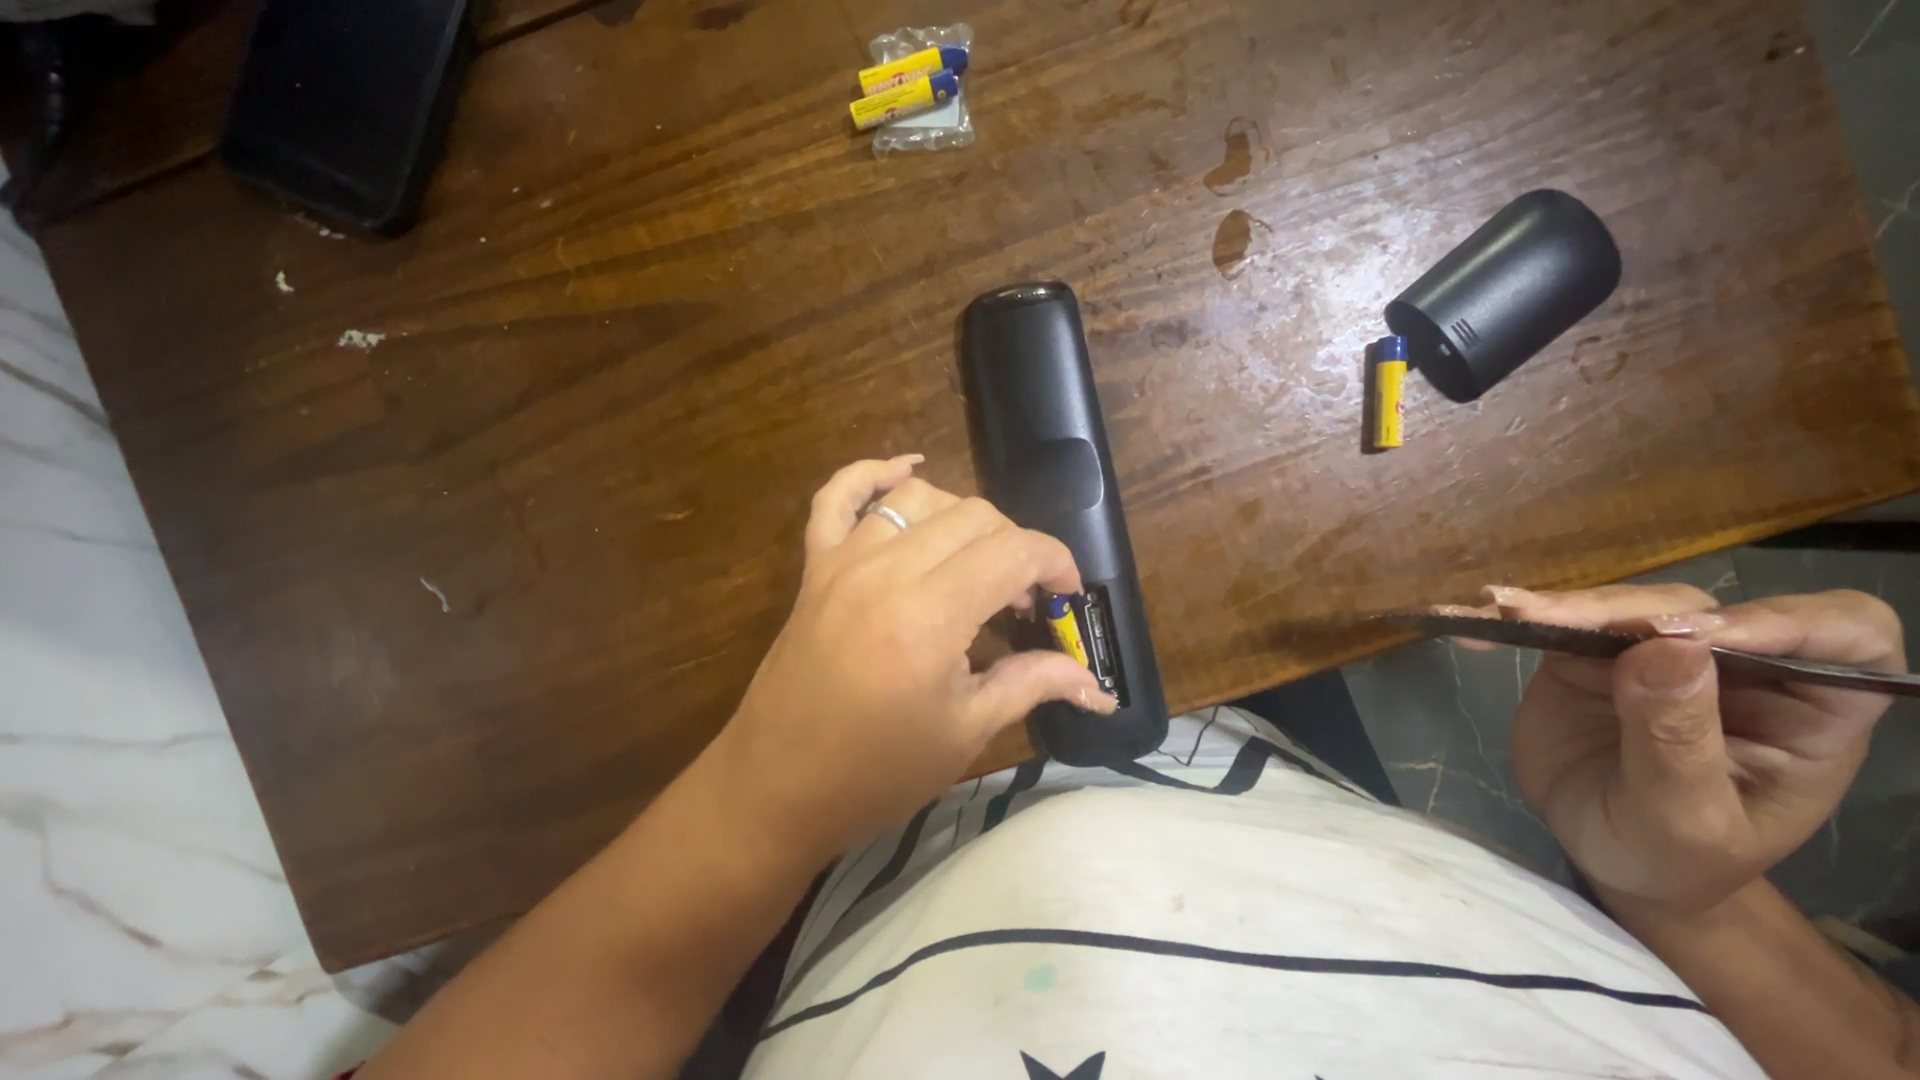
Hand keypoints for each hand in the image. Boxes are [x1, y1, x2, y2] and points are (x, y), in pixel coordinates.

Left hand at [706, 456, 1114, 861]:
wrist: (777, 787)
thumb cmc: (877, 773)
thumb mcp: (965, 732)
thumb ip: (1031, 685)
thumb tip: (1097, 682)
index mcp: (930, 614)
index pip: (1015, 550)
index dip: (1056, 563)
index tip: (1067, 597)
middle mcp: (887, 569)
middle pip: (974, 516)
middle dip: (1016, 547)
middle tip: (1024, 601)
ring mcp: (844, 561)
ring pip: (919, 498)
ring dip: (962, 518)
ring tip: (976, 565)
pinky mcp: (814, 567)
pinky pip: (838, 496)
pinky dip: (872, 474)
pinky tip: (905, 472)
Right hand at [1460, 584, 1903, 914]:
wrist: (1603, 858)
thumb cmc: (1673, 857)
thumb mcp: (1685, 819)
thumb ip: (1678, 740)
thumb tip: (1668, 649)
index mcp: (1806, 709)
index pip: (1842, 635)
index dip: (1785, 621)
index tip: (1698, 637)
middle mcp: (1740, 668)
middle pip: (1702, 609)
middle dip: (1631, 613)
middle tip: (1556, 623)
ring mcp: (1657, 658)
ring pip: (1625, 607)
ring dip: (1564, 606)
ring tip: (1500, 614)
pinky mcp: (1589, 656)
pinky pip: (1560, 622)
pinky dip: (1517, 618)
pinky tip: (1476, 621)